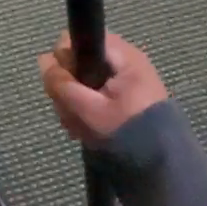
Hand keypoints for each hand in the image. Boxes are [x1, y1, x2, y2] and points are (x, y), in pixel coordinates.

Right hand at [39, 31, 168, 143]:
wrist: (161, 165)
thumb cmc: (126, 131)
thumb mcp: (88, 109)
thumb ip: (62, 84)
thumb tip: (44, 60)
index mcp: (122, 56)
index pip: (78, 40)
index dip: (64, 60)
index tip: (63, 85)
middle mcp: (124, 61)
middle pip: (79, 61)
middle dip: (68, 87)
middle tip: (69, 112)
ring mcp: (126, 79)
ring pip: (84, 79)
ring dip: (74, 101)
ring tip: (77, 126)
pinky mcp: (126, 96)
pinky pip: (95, 93)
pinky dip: (86, 108)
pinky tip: (83, 128)